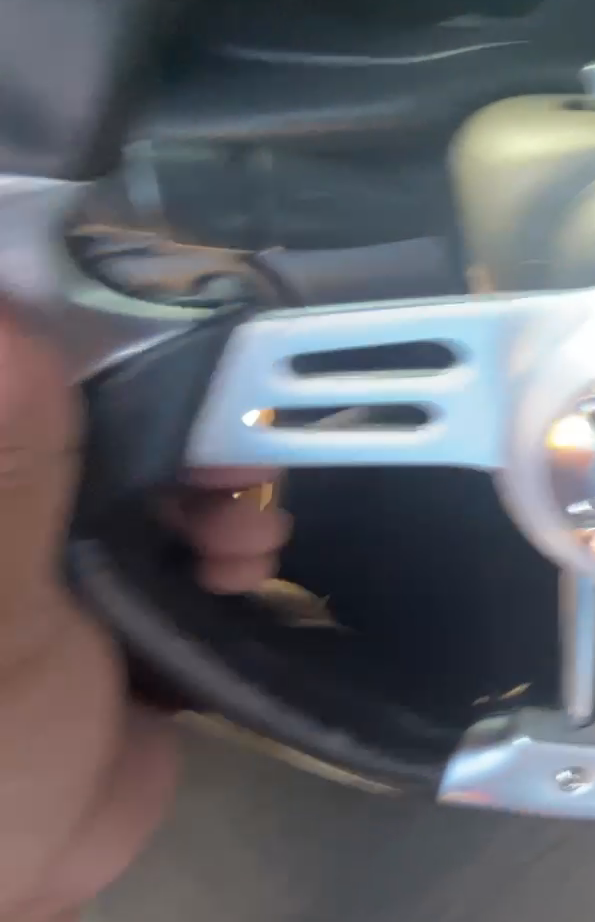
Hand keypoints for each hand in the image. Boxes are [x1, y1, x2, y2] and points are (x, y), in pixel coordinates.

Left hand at [0, 313, 287, 921]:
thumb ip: (4, 479)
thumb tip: (15, 327)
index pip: (19, 380)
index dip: (70, 343)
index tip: (163, 344)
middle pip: (75, 418)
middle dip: (172, 432)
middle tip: (235, 458)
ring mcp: (32, 554)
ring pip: (137, 473)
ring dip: (212, 492)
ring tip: (243, 535)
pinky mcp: (98, 595)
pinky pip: (175, 533)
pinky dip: (223, 540)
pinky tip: (242, 566)